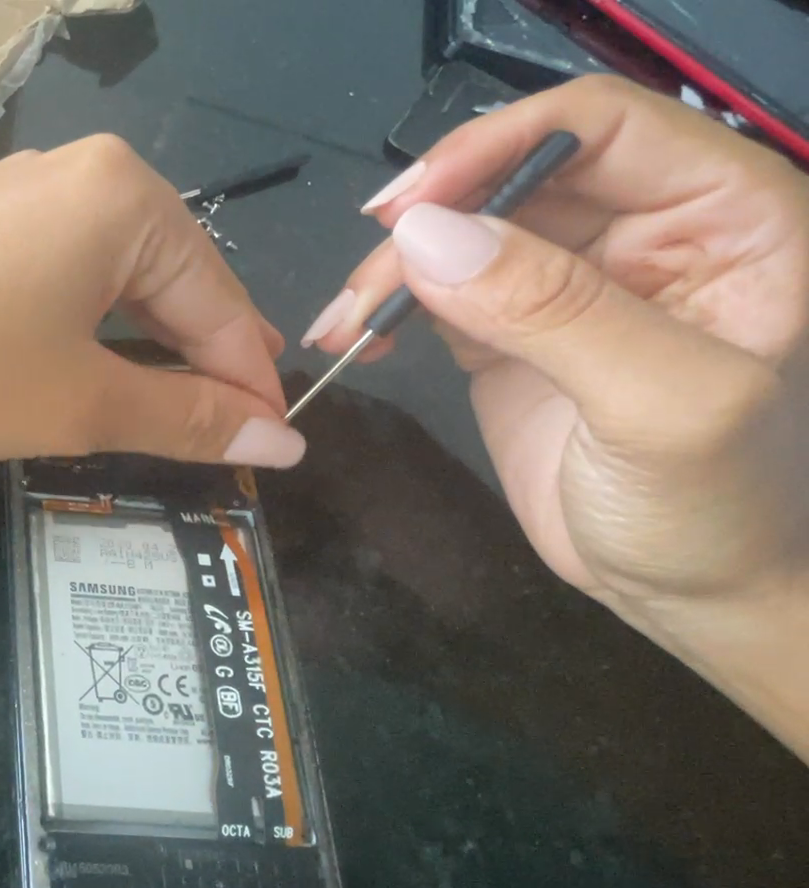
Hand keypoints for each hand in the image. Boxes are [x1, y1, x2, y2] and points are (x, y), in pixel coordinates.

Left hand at [0, 136, 299, 469]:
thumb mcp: (79, 404)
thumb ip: (186, 418)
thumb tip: (285, 436)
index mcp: (123, 198)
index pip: (218, 301)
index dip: (249, 380)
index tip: (277, 439)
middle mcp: (76, 174)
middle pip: (168, 283)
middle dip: (196, 362)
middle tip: (225, 433)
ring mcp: (16, 196)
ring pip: (109, 283)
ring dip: (139, 350)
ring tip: (166, 412)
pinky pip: (56, 279)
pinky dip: (82, 331)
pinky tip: (88, 370)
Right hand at [305, 76, 808, 624]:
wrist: (675, 583)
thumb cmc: (709, 500)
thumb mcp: (655, 402)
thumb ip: (552, 310)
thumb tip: (423, 239)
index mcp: (722, 217)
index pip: (599, 130)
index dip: (496, 148)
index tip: (402, 211)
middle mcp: (641, 233)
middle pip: (507, 182)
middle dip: (420, 229)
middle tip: (356, 298)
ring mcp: (563, 284)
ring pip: (456, 237)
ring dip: (385, 276)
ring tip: (339, 332)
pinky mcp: (502, 332)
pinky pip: (432, 294)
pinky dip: (382, 311)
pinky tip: (354, 341)